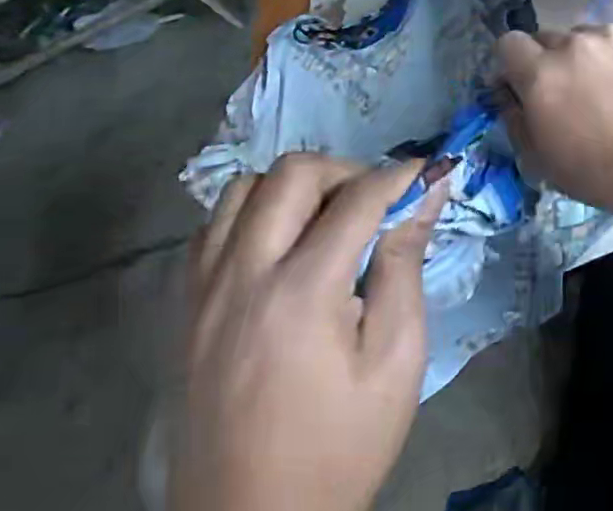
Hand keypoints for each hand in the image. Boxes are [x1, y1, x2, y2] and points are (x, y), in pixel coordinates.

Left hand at [173, 154, 448, 510]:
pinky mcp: (181, 314)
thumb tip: (426, 195)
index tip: (431, 173)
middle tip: (378, 201)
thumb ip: (405, 264)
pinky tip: (283, 247)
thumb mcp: (396, 357)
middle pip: (290, 175)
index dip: (402, 175)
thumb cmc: (342, 443)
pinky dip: (252, 216)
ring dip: (294, 188)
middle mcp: (240, 279)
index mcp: (301, 293)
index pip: (357, 198)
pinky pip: (210, 231)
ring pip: (240, 191)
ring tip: (329, 219)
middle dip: (346, 170)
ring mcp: (200, 295)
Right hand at [495, 24, 612, 220]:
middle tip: (576, 94)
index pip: (509, 44)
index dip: (515, 64)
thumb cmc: (607, 173)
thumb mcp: (544, 161)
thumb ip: (516, 118)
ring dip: (592, 56)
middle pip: (550, 38)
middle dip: (553, 61)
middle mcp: (575, 44)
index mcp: (541, 74)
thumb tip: (507, 91)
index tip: (527, 85)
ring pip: (590, 36)